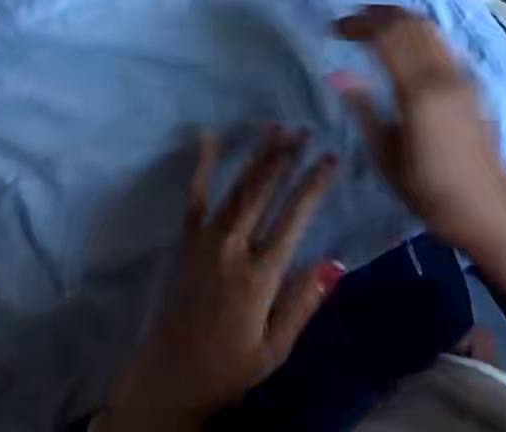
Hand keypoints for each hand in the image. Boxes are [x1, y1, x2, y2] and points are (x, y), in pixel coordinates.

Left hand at [103, 128, 343, 431]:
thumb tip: (336, 263)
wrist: (168, 378)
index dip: (314, 184)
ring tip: (276, 126)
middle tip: (304, 130)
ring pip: (236, 187)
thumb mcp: (275, 349)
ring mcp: (206, 239)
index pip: (294, 218)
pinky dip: (203, 164)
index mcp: (258, 276)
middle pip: (264, 192)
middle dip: (286, 157)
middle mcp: (232, 248)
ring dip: (257, 154)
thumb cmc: (230, 366)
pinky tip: (211, 136)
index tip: (331, 158)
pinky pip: (195, 195)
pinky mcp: (187, 239)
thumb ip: (303, 304)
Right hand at [332, 6, 505, 266]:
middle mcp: (442, 74)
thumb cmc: (430, 190)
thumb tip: (338, 74)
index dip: (358, 25)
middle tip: (350, 21)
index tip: (335, 29)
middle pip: (408, 23)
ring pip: (428, 26)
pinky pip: (441, 40)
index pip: (386, 36)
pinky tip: (403, 40)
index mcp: (418, 92)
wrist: (488, 207)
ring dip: (398, 17)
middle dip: (376, 14)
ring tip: (372, 23)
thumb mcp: (386, 157)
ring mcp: (460, 75)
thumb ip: (363, 109)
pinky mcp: (471, 80)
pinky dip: (417, 29)